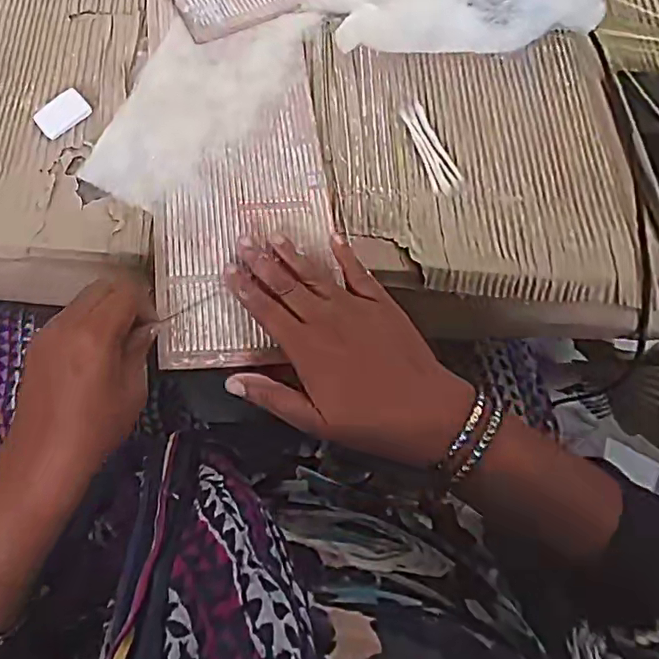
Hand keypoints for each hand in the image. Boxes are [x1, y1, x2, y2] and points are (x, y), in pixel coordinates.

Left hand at [1, 277, 155, 486]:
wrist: (44, 458)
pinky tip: (94, 355)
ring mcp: (47, 333)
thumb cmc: (91, 432)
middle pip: (102, 286)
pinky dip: (85, 323)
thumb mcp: (132, 391)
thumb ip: (139, 350)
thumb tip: (144, 330)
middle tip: (139, 328)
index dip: (145, 302)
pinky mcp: (37, 346)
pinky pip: (67, 319)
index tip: (151, 325)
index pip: (125, 289)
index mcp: (94, 333)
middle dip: (125, 299)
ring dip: (104, 310)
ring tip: (117, 343)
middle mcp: (66, 324)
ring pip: (82, 300)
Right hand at [224, 234, 475, 468]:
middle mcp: (325, 321)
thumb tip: (233, 382)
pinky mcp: (381, 305)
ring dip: (292, 254)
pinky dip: (344, 254)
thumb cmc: (370, 421)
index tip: (229, 272)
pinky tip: (333, 238)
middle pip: (286, 285)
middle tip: (243, 242)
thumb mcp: (314, 421)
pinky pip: (358, 273)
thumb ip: (272, 397)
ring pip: (315, 274)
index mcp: (306, 348)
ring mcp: (355, 308)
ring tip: (273, 236)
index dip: (245, 289)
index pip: (266, 310)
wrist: (429, 412)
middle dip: (260, 262)